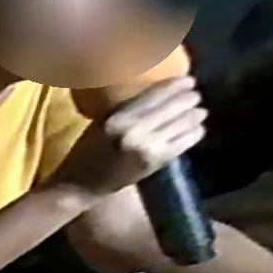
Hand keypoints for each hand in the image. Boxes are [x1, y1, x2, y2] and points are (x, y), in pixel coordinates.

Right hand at [56, 76, 207, 199]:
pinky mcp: (159, 159)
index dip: (182, 84)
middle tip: (184, 106)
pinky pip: (195, 134)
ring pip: (195, 116)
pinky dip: (192, 133)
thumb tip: (170, 86)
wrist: (77, 188)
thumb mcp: (100, 126)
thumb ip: (130, 106)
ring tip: (181, 122)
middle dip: (188, 101)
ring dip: (192, 117)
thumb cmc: (87, 153)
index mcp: (116, 119)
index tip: (184, 86)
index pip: (168, 88)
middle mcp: (134, 130)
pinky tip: (180, 136)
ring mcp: (148, 145)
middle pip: (187, 100)